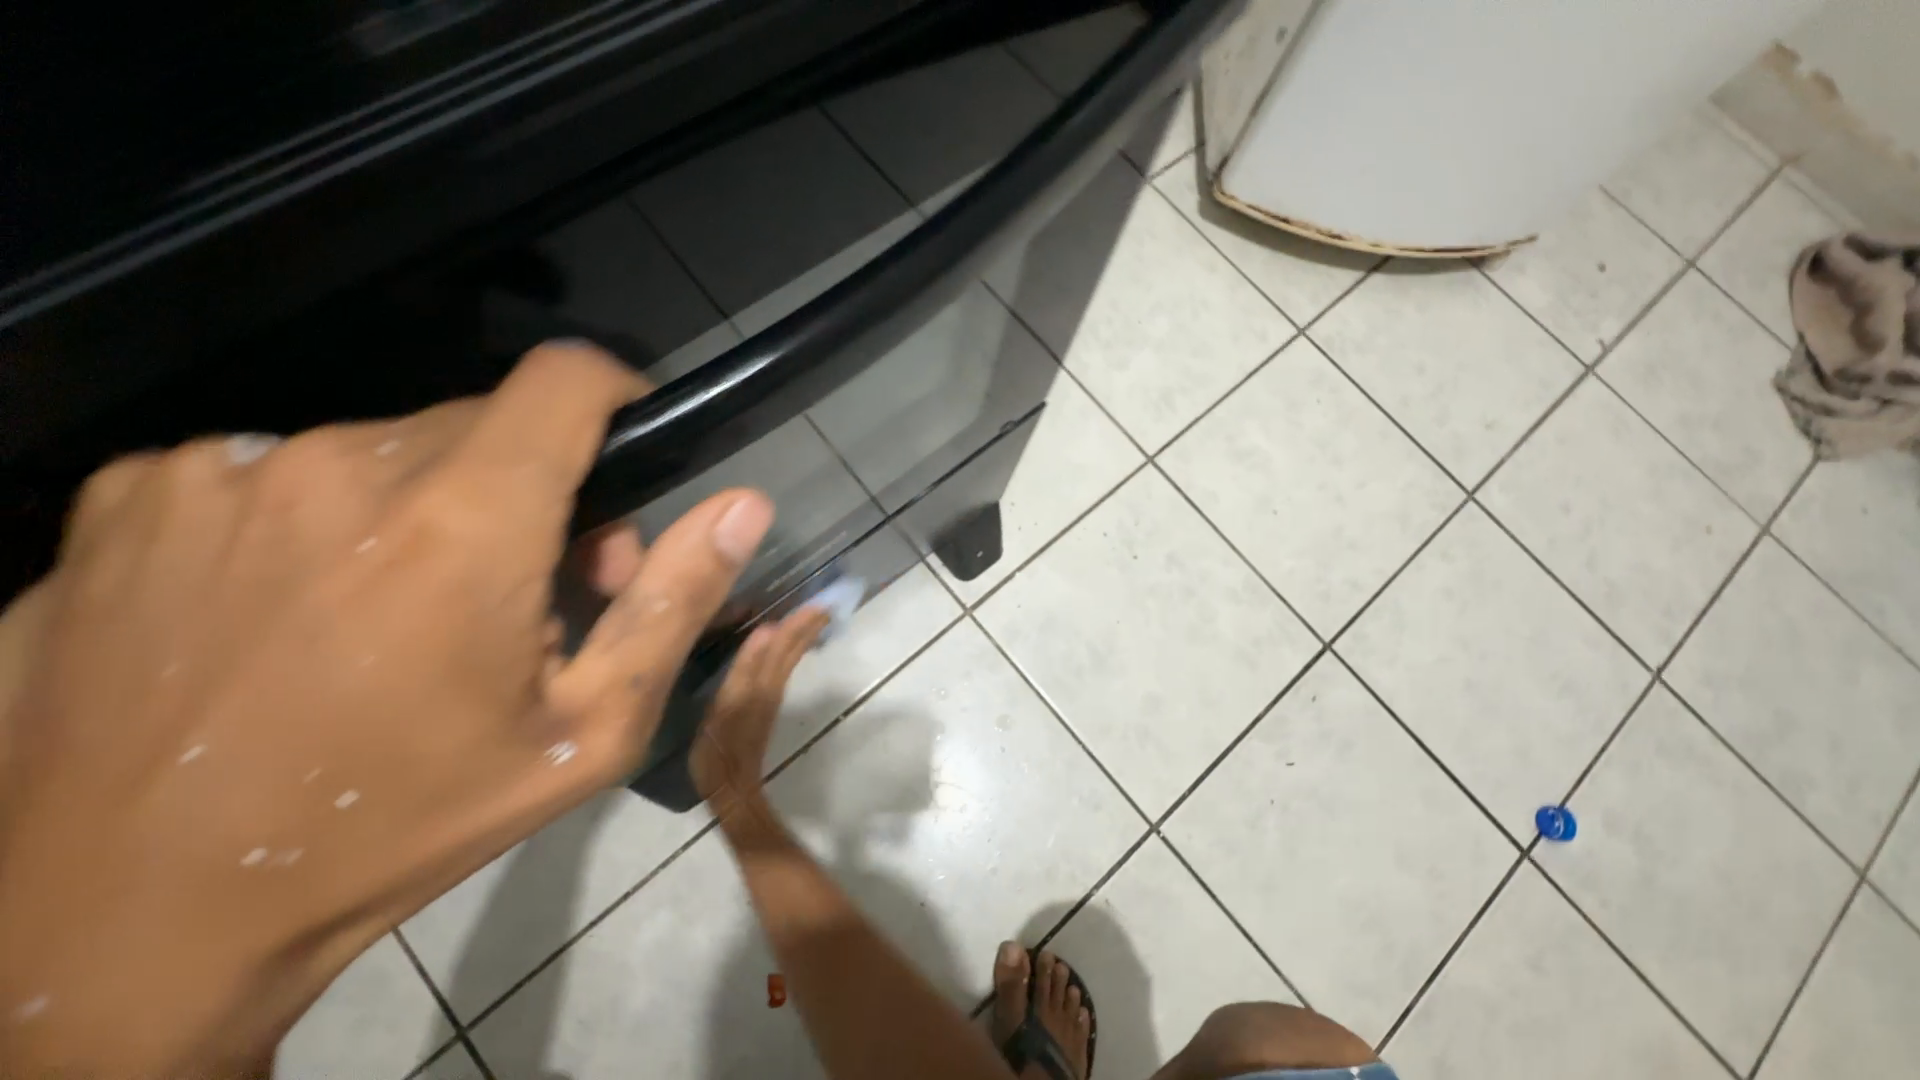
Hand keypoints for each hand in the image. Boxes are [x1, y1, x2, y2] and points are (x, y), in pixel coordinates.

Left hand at [0, 342, 773, 1075]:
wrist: (135, 913)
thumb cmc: (403, 824)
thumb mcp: (584, 735)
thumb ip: (671, 604)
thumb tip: (744, 506)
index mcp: (463, 522)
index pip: (565, 379)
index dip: (611, 396)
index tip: (617, 452)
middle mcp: (338, 465)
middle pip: (478, 426)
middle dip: (525, 488)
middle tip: (516, 593)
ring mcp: (219, 473)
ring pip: (377, 450)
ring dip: (416, 508)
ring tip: (391, 620)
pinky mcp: (128, 495)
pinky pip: (271, 472)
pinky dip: (311, 521)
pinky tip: (284, 617)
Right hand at [690, 606, 830, 818]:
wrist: (729, 787)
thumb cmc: (721, 747)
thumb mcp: (728, 704)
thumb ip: (747, 667)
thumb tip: (769, 629)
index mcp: (763, 681)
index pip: (786, 643)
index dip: (800, 621)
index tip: (820, 600)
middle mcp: (770, 685)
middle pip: (791, 650)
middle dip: (806, 626)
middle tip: (824, 604)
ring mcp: (766, 697)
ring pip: (787, 660)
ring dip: (799, 638)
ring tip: (810, 620)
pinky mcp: (759, 708)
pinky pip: (778, 670)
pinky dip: (785, 655)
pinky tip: (780, 652)